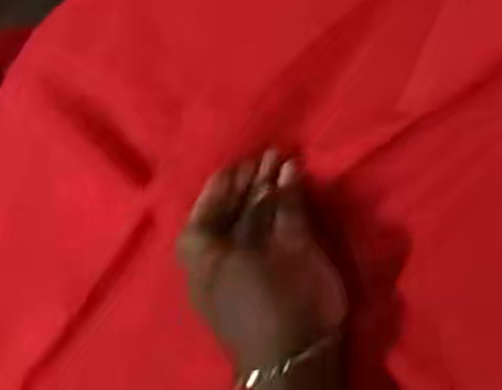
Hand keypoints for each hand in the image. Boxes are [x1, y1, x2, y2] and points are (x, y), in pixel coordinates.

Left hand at [177, 151, 348, 373]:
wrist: (297, 346)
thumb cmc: (257, 307)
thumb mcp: (241, 265)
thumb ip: (272, 213)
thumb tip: (283, 169)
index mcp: (210, 263)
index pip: (204, 222)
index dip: (215, 194)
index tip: (232, 168)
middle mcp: (237, 253)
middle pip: (237, 211)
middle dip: (247, 182)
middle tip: (264, 155)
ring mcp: (268, 250)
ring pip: (265, 208)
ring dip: (271, 182)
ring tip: (281, 156)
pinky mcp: (297, 248)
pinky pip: (292, 212)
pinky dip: (293, 192)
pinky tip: (297, 171)